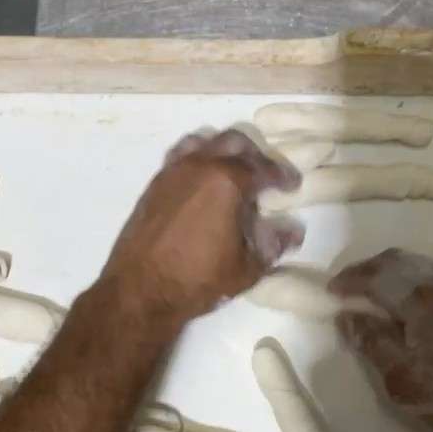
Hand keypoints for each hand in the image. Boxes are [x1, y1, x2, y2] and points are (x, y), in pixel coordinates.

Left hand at [100, 128, 304, 323]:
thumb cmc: (198, 280)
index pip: (264, 169)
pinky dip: (198, 158)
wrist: (140, 290)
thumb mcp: (247, 268)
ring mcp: (174, 171)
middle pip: (235, 142)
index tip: (292, 184)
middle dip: (255, 155)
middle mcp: (200, 166)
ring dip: (224, 150)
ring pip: (205, 142)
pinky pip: (180, 155)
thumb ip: (273, 244)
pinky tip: (202, 181)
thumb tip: (292, 231)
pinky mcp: (155, 182)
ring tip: (233, 170)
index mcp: (227, 182)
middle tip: (265, 175)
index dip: (282, 175)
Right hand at [330, 249, 432, 431]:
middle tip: (348, 287)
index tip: (331, 292)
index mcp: (422, 300)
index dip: (349, 280)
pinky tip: (407, 298)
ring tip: (372, 291)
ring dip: (391, 271)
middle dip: (367, 269)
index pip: (376, 275)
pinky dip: (413, 277)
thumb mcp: (403, 381)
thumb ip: (372, 343)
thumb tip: (347, 316)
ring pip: (418, 264)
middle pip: (397, 260)